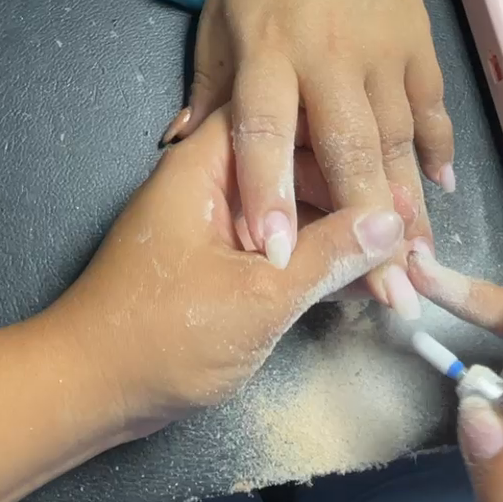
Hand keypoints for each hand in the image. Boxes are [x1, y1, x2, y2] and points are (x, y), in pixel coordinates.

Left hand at [43, 111, 405, 433]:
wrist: (91, 387)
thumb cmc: (163, 332)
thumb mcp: (255, 296)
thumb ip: (325, 254)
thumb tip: (389, 220)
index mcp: (206, 165)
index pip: (278, 114)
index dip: (337, 129)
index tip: (393, 160)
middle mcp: (212, 181)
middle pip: (292, 166)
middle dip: (350, 198)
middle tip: (411, 232)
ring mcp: (216, 222)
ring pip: (289, 209)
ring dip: (338, 237)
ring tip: (401, 267)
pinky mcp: (221, 259)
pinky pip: (276, 244)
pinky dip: (312, 261)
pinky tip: (362, 283)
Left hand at [169, 0, 452, 315]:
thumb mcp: (220, 17)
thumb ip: (208, 85)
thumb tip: (178, 144)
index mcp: (267, 51)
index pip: (264, 130)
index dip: (268, 191)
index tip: (274, 253)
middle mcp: (326, 58)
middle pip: (348, 148)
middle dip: (364, 223)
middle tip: (383, 292)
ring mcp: (381, 54)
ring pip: (397, 140)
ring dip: (409, 206)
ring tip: (418, 265)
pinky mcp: (419, 49)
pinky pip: (430, 110)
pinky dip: (437, 151)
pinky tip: (442, 194)